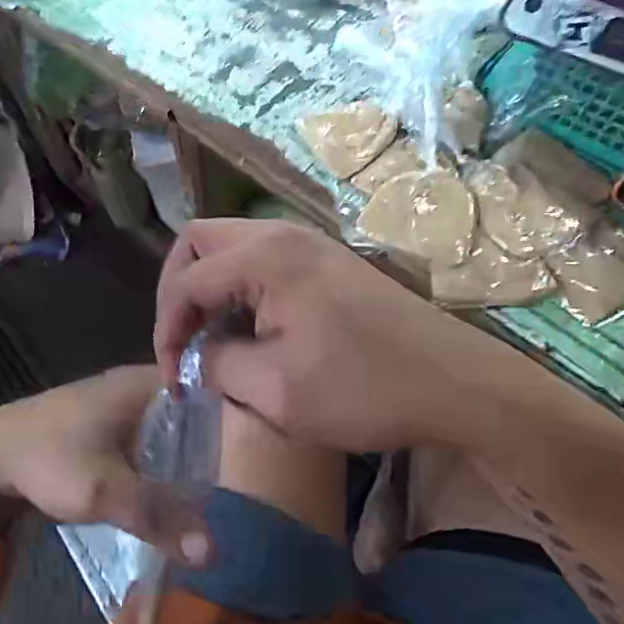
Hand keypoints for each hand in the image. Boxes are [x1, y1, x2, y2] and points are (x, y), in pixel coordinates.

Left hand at [0, 367, 209, 566]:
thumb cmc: (50, 459)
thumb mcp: (104, 491)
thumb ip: (157, 515)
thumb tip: (212, 549)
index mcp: (142, 383)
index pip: (203, 387)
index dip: (226, 415)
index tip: (241, 453)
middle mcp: (135, 383)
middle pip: (186, 410)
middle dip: (204, 444)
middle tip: (225, 481)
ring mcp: (118, 400)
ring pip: (165, 424)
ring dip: (179, 452)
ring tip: (202, 488)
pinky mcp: (104, 420)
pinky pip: (146, 433)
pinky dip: (157, 455)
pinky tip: (164, 484)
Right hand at [153, 219, 472, 453]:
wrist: (456, 381)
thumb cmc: (364, 387)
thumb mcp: (275, 390)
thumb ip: (217, 364)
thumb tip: (197, 354)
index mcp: (265, 257)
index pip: (186, 280)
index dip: (167, 330)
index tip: (175, 378)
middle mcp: (282, 234)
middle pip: (200, 241)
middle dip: (179, 290)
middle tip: (184, 340)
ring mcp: (308, 242)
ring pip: (231, 246)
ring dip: (210, 287)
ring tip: (213, 337)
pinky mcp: (326, 259)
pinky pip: (261, 258)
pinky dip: (240, 287)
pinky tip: (251, 328)